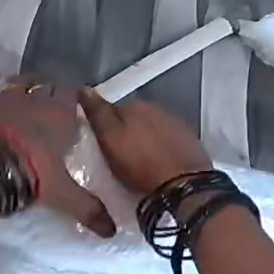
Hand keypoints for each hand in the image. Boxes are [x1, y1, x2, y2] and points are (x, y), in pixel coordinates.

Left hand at [0, 75, 116, 236]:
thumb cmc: (31, 174)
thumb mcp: (62, 195)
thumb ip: (87, 208)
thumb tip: (112, 231)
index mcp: (61, 116)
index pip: (72, 93)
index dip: (72, 97)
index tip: (73, 103)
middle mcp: (36, 100)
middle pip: (46, 84)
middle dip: (48, 90)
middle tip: (47, 101)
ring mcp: (8, 97)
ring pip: (19, 80)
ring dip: (22, 84)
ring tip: (21, 95)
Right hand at [77, 89, 211, 194]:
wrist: (183, 186)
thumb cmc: (139, 165)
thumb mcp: (109, 141)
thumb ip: (98, 114)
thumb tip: (84, 88)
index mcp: (133, 106)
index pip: (111, 109)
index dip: (104, 126)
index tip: (101, 142)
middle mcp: (155, 108)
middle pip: (133, 116)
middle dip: (126, 129)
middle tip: (119, 152)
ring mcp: (175, 122)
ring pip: (151, 125)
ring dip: (144, 136)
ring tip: (139, 158)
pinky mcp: (189, 138)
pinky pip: (167, 136)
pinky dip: (160, 144)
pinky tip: (158, 159)